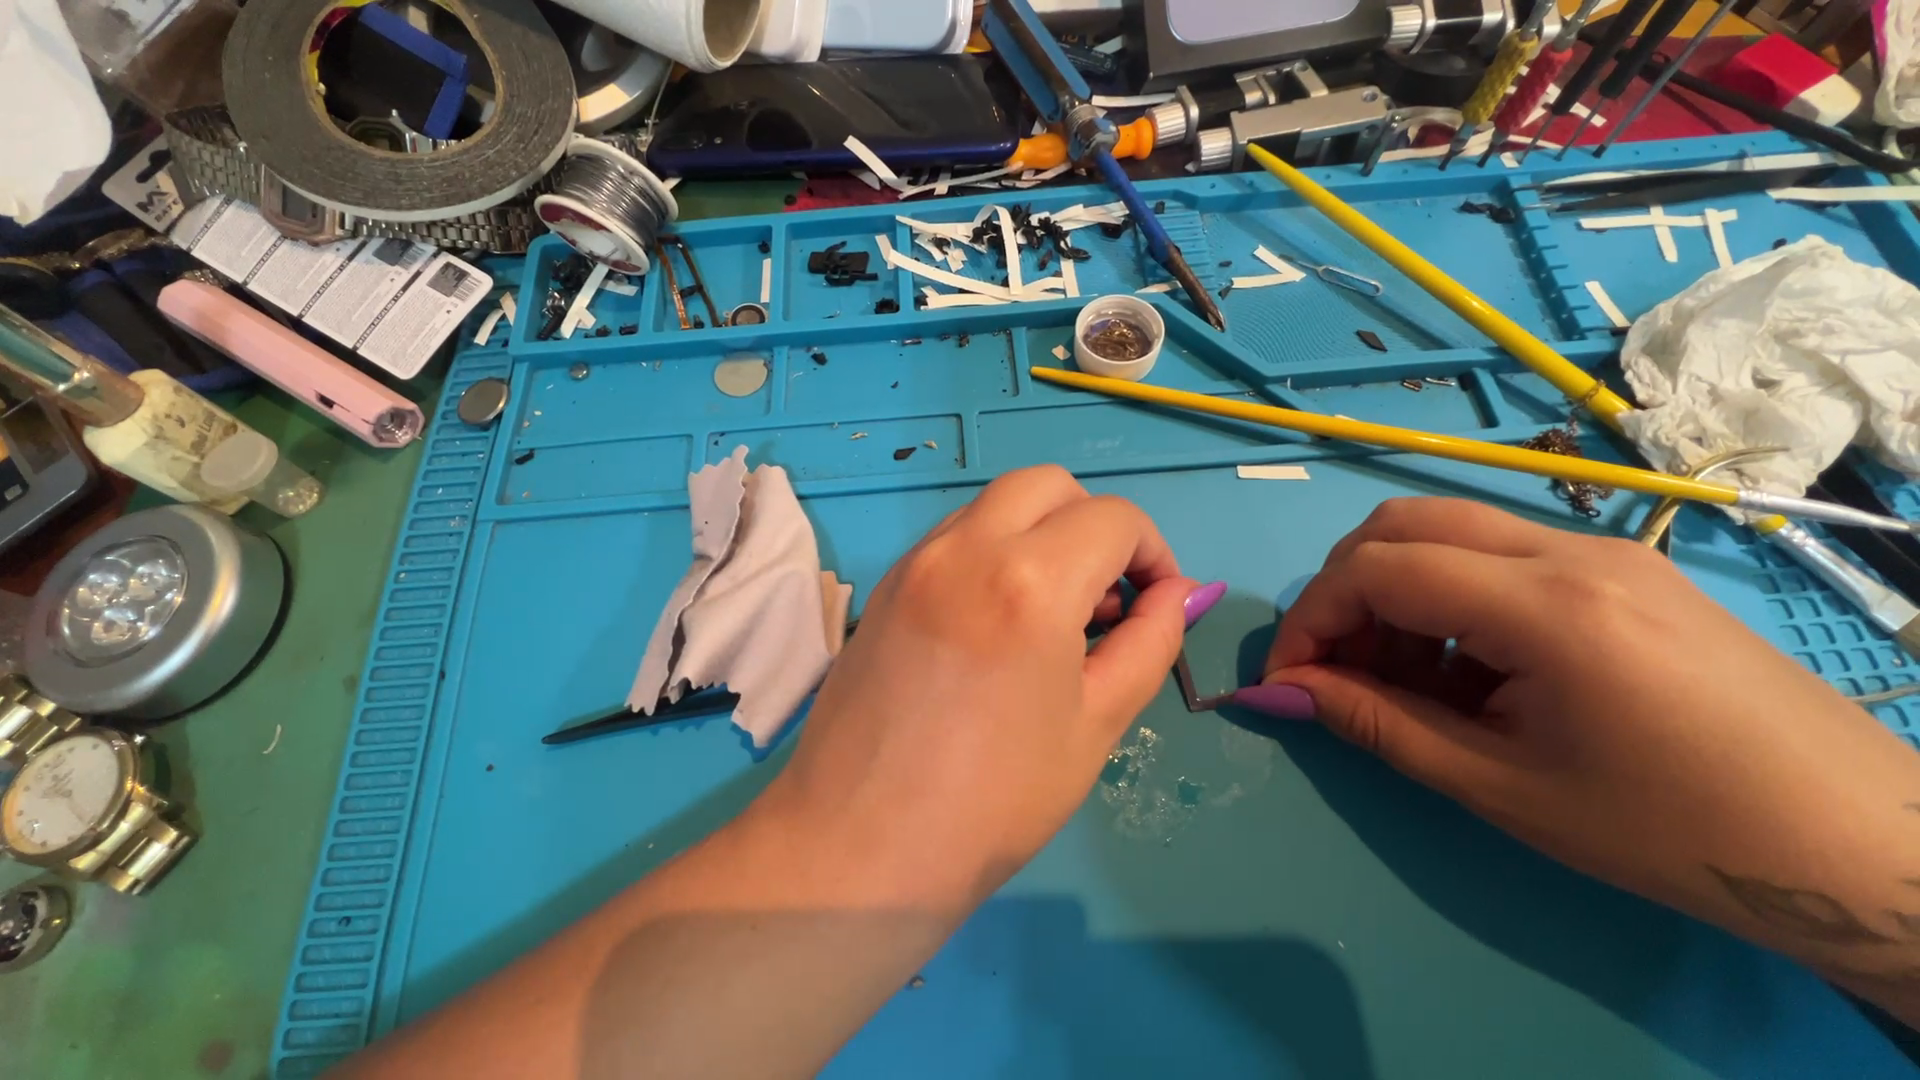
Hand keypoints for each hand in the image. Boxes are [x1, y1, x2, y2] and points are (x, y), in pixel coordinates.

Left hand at [757, 466, 1215, 906]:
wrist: (862, 846)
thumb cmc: (995, 800)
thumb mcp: (1097, 722)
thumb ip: (1150, 642)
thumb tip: (1180, 593)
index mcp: (1029, 580)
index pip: (1114, 520)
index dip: (1154, 554)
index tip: (1157, 606)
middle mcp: (965, 548)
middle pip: (1048, 485)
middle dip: (1094, 525)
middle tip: (1105, 598)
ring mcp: (914, 562)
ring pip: (994, 505)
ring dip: (1040, 533)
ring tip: (1052, 614)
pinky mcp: (883, 586)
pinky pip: (953, 538)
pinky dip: (992, 552)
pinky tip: (997, 624)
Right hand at [1235, 497, 1919, 1013]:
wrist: (1859, 847)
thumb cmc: (1669, 830)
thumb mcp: (1500, 786)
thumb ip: (1377, 724)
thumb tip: (1284, 691)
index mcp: (1546, 604)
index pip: (1378, 567)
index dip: (1310, 617)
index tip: (1287, 679)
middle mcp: (1569, 551)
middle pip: (1403, 523)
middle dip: (1341, 588)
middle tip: (1333, 665)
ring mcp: (1602, 551)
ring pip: (1447, 529)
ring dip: (1391, 588)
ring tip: (1396, 674)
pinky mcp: (1621, 569)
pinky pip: (1497, 554)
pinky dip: (1444, 595)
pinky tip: (1462, 666)